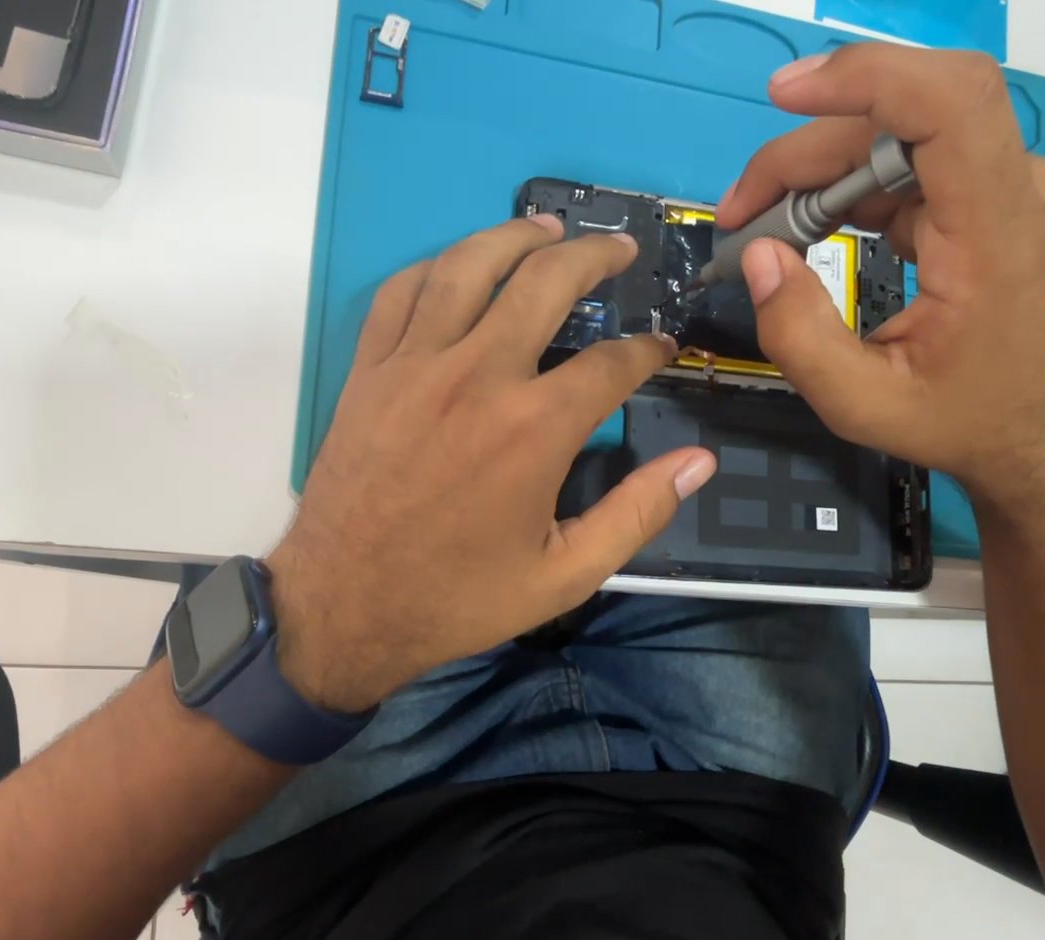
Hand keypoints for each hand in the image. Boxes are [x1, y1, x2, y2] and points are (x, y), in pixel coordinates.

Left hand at [264, 216, 717, 711]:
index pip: (611, 363)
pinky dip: (438, 266)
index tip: (662, 348)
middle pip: (545, 281)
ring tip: (548, 228)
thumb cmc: (458, 598)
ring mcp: (415, 365)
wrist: (346, 607)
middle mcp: (477, 375)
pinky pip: (402, 291)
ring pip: (469, 266)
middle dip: (594, 257)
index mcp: (535, 427)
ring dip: (515, 236)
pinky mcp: (370, 371)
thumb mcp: (565, 575)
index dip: (647, 351)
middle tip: (621, 250)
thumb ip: (636, 514)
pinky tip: (461, 266)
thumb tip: (699, 463)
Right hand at [716, 45, 1044, 508]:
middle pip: (903, 123)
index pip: (949, 105)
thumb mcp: (863, 405)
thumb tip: (760, 257)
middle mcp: (1020, 190)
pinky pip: (915, 169)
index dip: (866, 78)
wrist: (1042, 437)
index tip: (785, 93)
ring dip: (820, 175)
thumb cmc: (963, 423)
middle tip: (737, 215)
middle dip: (804, 156)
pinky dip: (852, 191)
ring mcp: (1016, 190)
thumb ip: (801, 337)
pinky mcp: (999, 200)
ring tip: (763, 229)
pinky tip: (810, 227)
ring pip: (902, 142)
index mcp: (997, 235)